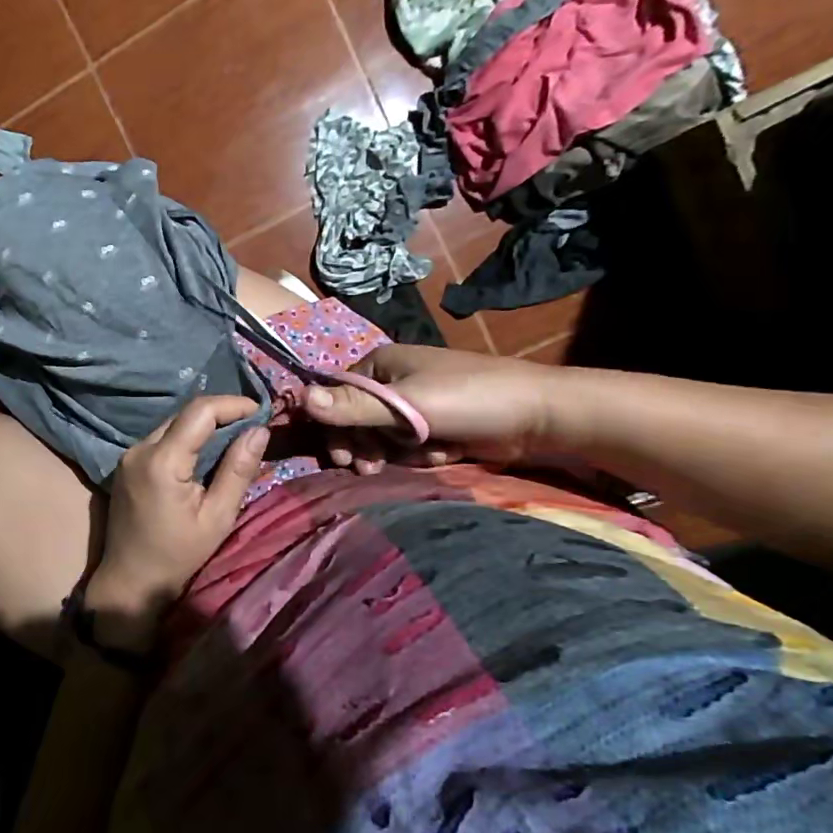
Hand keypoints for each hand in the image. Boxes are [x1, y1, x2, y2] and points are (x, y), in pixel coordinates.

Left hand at [85, 395, 269, 652]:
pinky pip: (162, 438)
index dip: (232, 404)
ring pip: (173, 424)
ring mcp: (129, 456)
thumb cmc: (178, 556)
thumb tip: (260, 430)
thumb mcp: (218, 517)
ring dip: (205, 425)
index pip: (200, 412)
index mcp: (162, 461)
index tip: (261, 411)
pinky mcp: (127, 464)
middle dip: (222, 413)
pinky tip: (207, 453)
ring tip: (236, 437)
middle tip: (253, 425)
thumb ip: (238, 470)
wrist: (130, 583)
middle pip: (185, 414)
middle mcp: (140, 449)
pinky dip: (188, 438)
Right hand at [302, 345, 565, 471]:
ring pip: (382, 437)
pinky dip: (418, 454)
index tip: (340, 456)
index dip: (333, 426)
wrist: (535, 417)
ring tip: (412, 460)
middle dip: (364, 445)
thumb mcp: (406, 405)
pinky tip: (440, 453)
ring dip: (393, 453)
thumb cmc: (467, 399)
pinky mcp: (434, 426)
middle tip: (366, 469)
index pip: (336, 395)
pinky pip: (408, 446)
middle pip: (356, 419)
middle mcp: (393, 381)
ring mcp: (415, 405)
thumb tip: (298, 397)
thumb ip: (353, 406)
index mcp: (381, 364)